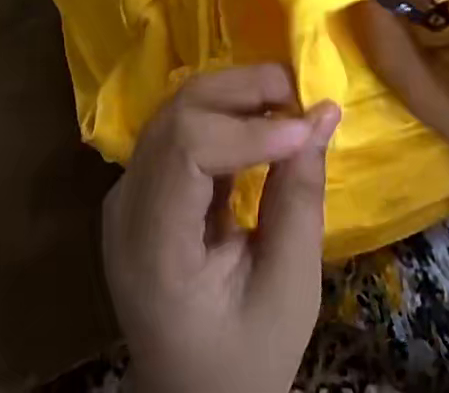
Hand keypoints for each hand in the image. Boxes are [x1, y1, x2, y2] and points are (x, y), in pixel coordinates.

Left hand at [102, 65, 340, 392]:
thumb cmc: (246, 357)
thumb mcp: (289, 291)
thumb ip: (299, 198)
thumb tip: (323, 114)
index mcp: (153, 248)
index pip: (184, 150)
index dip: (247, 128)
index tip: (304, 128)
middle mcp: (126, 207)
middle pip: (175, 115)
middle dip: (241, 91)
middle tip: (301, 94)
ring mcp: (127, 194)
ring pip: (175, 111)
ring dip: (234, 94)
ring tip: (288, 102)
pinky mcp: (142, 187)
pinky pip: (180, 129)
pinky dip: (225, 113)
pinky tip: (262, 120)